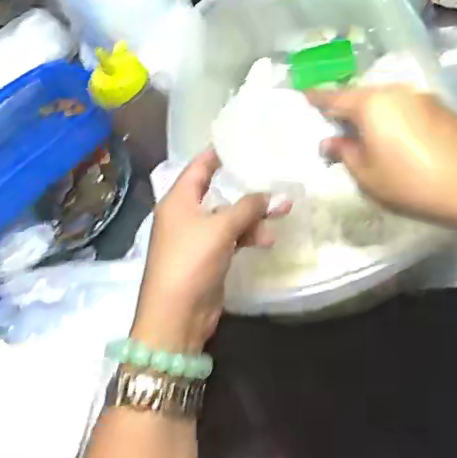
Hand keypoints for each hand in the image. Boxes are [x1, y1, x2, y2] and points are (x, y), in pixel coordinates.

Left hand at [131, 150, 287, 352]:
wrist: (174, 319)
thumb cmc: (190, 261)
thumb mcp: (221, 227)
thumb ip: (250, 207)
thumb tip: (276, 196)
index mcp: (178, 200)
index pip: (199, 165)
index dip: (220, 152)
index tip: (245, 139)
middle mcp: (185, 214)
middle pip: (219, 190)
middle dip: (248, 186)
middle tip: (275, 174)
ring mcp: (196, 237)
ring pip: (230, 215)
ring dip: (253, 215)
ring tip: (282, 212)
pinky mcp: (208, 257)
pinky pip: (232, 236)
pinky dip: (248, 234)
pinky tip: (268, 238)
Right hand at [308, 86, 456, 226]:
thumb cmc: (411, 182)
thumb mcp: (368, 175)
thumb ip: (346, 153)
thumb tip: (330, 141)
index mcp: (371, 103)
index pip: (335, 97)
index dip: (317, 98)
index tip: (303, 95)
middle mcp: (395, 91)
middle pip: (363, 95)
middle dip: (348, 107)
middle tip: (335, 125)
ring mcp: (420, 96)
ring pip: (387, 100)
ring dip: (374, 112)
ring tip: (367, 134)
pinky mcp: (440, 107)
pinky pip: (406, 107)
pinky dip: (395, 117)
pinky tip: (398, 139)